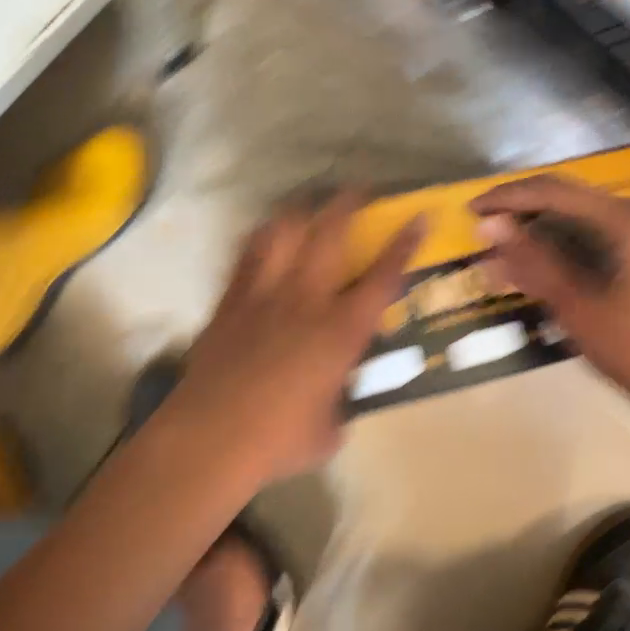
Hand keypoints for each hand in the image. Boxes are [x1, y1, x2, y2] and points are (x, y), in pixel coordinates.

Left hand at [154, 192, 424, 484]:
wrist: (211, 436)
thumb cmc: (279, 440)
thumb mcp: (329, 428)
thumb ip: (338, 403)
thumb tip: (334, 399)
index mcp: (341, 330)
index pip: (382, 277)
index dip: (404, 244)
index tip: (417, 217)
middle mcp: (305, 300)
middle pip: (329, 234)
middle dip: (347, 205)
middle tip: (357, 190)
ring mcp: (263, 295)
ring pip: (283, 232)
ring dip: (300, 213)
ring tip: (308, 207)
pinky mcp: (230, 301)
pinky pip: (247, 255)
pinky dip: (260, 239)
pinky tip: (265, 235)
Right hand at [469, 175, 629, 410]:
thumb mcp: (573, 304)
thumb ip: (530, 260)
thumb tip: (486, 227)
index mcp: (628, 219)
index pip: (555, 192)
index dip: (507, 198)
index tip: (470, 210)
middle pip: (565, 194)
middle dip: (519, 208)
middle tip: (479, 226)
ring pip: (574, 209)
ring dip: (535, 223)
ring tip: (496, 242)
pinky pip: (589, 226)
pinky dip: (556, 237)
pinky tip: (529, 253)